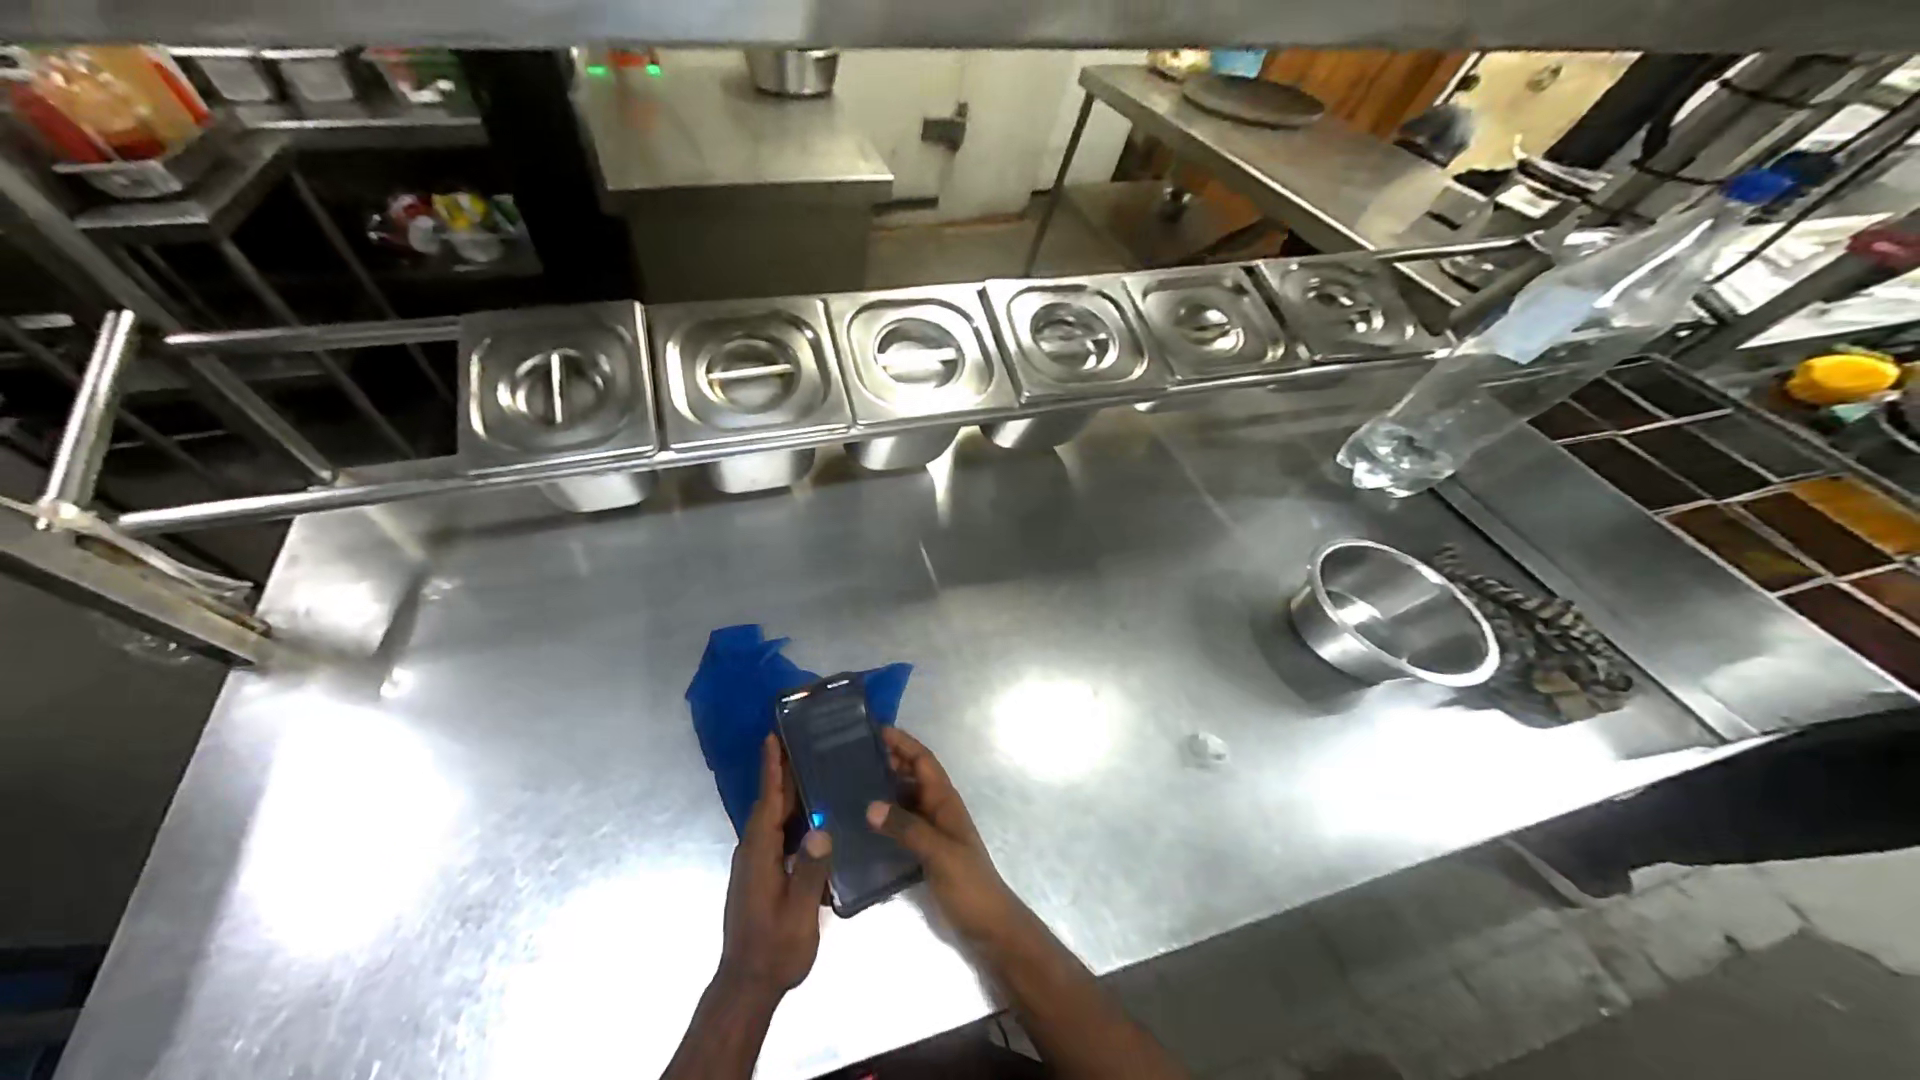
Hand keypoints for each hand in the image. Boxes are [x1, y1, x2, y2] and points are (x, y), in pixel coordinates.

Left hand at [719, 735, 831, 996]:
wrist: (748, 985)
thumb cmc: (775, 949)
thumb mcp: (798, 913)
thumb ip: (810, 872)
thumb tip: (822, 829)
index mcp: (759, 854)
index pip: (767, 801)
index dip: (772, 769)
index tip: (772, 737)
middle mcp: (753, 852)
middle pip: (769, 803)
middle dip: (782, 771)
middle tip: (801, 740)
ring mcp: (755, 864)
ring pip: (773, 818)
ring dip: (788, 792)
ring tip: (811, 767)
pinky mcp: (762, 874)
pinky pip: (777, 833)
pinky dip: (791, 815)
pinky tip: (812, 815)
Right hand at [867, 728, 1024, 947]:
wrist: (988, 925)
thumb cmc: (968, 883)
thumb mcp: (939, 853)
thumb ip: (907, 828)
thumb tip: (870, 805)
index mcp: (945, 801)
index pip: (923, 761)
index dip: (903, 742)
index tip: (875, 729)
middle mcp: (937, 809)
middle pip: (911, 775)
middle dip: (888, 760)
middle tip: (851, 755)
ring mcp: (931, 830)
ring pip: (904, 798)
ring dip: (883, 788)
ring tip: (849, 783)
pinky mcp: (924, 851)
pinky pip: (900, 823)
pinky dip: (883, 817)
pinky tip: (861, 822)